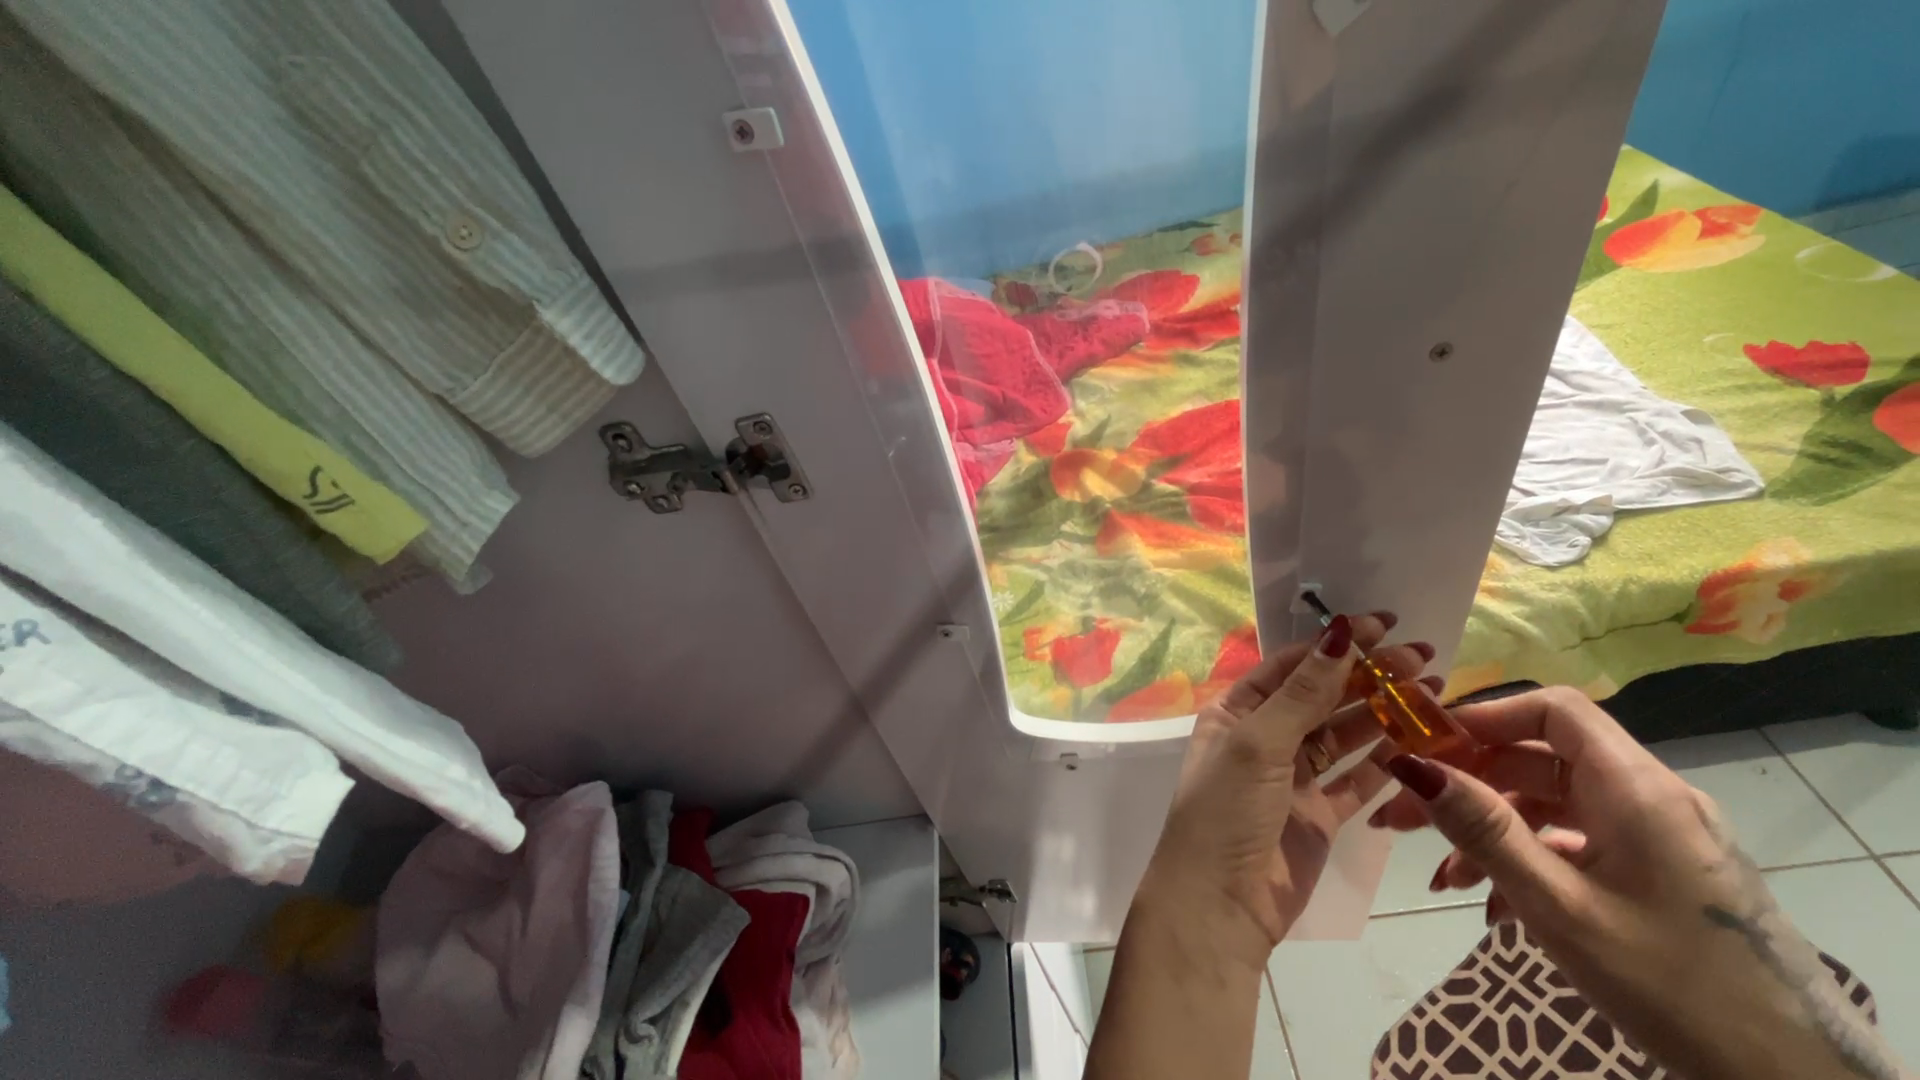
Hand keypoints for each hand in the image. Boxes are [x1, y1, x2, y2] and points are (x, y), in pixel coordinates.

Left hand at [1133, 612, 1438, 966]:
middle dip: (1368, 675)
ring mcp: (1293, 777)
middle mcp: (1264, 738)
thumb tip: (1341, 633)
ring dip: (1384, 712)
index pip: (1291, 666)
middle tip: (1423, 656)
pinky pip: (1357, 779)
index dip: (1335, 644)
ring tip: (1433, 689)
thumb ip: (1304, 693)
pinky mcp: (1319, 814)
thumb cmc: (1226, 810)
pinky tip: (1421, 739)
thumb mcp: (1259, 743)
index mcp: (1235, 713)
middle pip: (1322, 697)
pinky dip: (1386, 760)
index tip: (1384, 624)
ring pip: (1344, 734)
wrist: (1219, 903)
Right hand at [1372, 687, 1904, 1079]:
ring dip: (1490, 830)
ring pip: (1552, 805)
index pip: (1553, 711)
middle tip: (1400, 818)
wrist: (1791, 1077)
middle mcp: (1649, 797)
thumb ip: (1483, 830)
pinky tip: (1492, 903)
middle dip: (1466, 784)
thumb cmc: (1669, 983)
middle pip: (1541, 760)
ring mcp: (1657, 836)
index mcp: (1635, 789)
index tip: (1424, 747)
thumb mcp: (1559, 906)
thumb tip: (1409, 765)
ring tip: (1443, 878)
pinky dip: (1528, 859)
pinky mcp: (1658, 872)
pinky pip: (1578, 843)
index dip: (1484, 716)